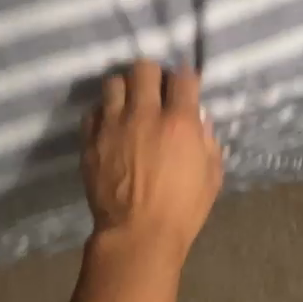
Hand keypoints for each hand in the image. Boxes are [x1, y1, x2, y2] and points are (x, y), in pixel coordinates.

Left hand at [82, 60, 222, 262]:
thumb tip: (199, 123)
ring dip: (127, 90)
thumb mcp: (212, 177)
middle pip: (144, 68)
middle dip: (154, 75)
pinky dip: (106, 112)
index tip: (187, 86)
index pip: (184, 78)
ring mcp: (113, 123)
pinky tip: (113, 125)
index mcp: (181, 123)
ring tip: (131, 105)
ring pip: (114, 82)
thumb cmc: (184, 209)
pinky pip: (94, 109)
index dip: (187, 78)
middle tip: (157, 90)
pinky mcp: (90, 137)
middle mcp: (145, 114)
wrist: (139, 232)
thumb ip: (208, 143)